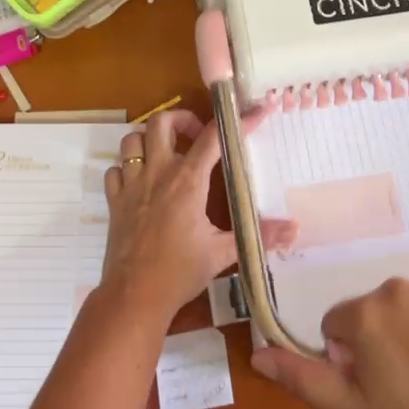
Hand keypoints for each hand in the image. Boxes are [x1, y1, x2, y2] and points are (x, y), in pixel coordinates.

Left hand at [101, 108, 296, 321]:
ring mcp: (131, 185)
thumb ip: (258, 236)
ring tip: (167, 153)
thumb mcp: (221, 253)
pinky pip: (115, 170)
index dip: (238, 121)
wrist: (134, 296)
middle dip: (181, 119)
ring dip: (150, 139)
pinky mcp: (114, 201)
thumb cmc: (180, 272)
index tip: (256, 112)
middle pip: (162, 121)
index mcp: (187, 181)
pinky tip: (140, 182)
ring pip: (132, 140)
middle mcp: (157, 173)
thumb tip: (294, 229)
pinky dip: (127, 168)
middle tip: (196, 136)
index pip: (214, 138)